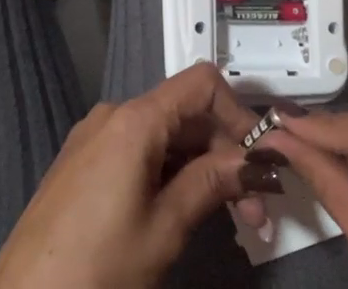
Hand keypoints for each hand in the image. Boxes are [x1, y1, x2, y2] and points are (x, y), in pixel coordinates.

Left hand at [0, 63, 277, 288]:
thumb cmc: (98, 263)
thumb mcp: (165, 227)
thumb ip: (210, 184)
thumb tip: (256, 162)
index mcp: (134, 120)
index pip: (201, 84)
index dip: (238, 114)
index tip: (262, 161)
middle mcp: (113, 115)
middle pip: (185, 111)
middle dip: (226, 152)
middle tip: (257, 211)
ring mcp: (95, 137)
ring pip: (165, 134)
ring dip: (202, 167)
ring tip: (232, 218)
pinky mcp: (85, 161)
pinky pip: (140, 150)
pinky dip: (172, 171)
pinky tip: (189, 208)